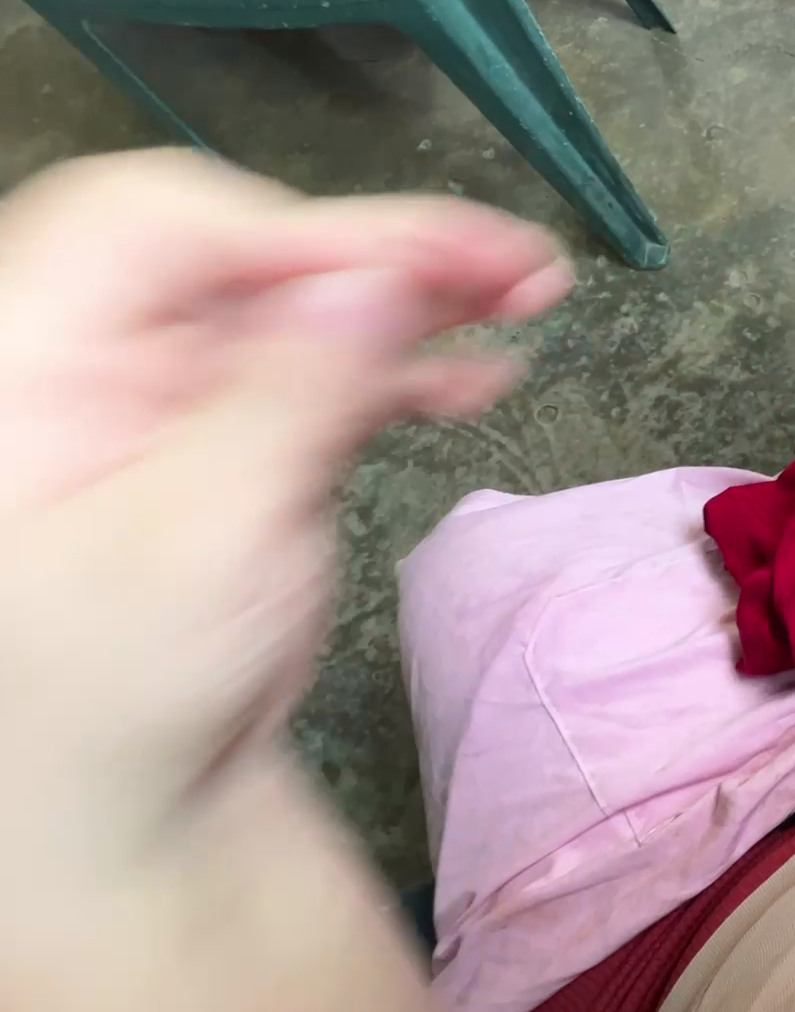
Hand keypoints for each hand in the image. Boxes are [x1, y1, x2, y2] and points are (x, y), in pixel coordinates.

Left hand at [0, 150, 570, 860]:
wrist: (146, 780)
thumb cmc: (129, 682)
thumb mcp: (207, 531)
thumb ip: (287, 393)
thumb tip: (373, 278)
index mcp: (29, 364)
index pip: (166, 230)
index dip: (310, 236)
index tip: (436, 273)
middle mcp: (108, 358)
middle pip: (262, 255)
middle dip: (399, 251)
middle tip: (519, 264)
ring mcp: (191, 396)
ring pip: (318, 307)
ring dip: (430, 299)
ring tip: (528, 297)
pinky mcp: (259, 435)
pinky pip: (343, 373)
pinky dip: (421, 366)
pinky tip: (487, 372)